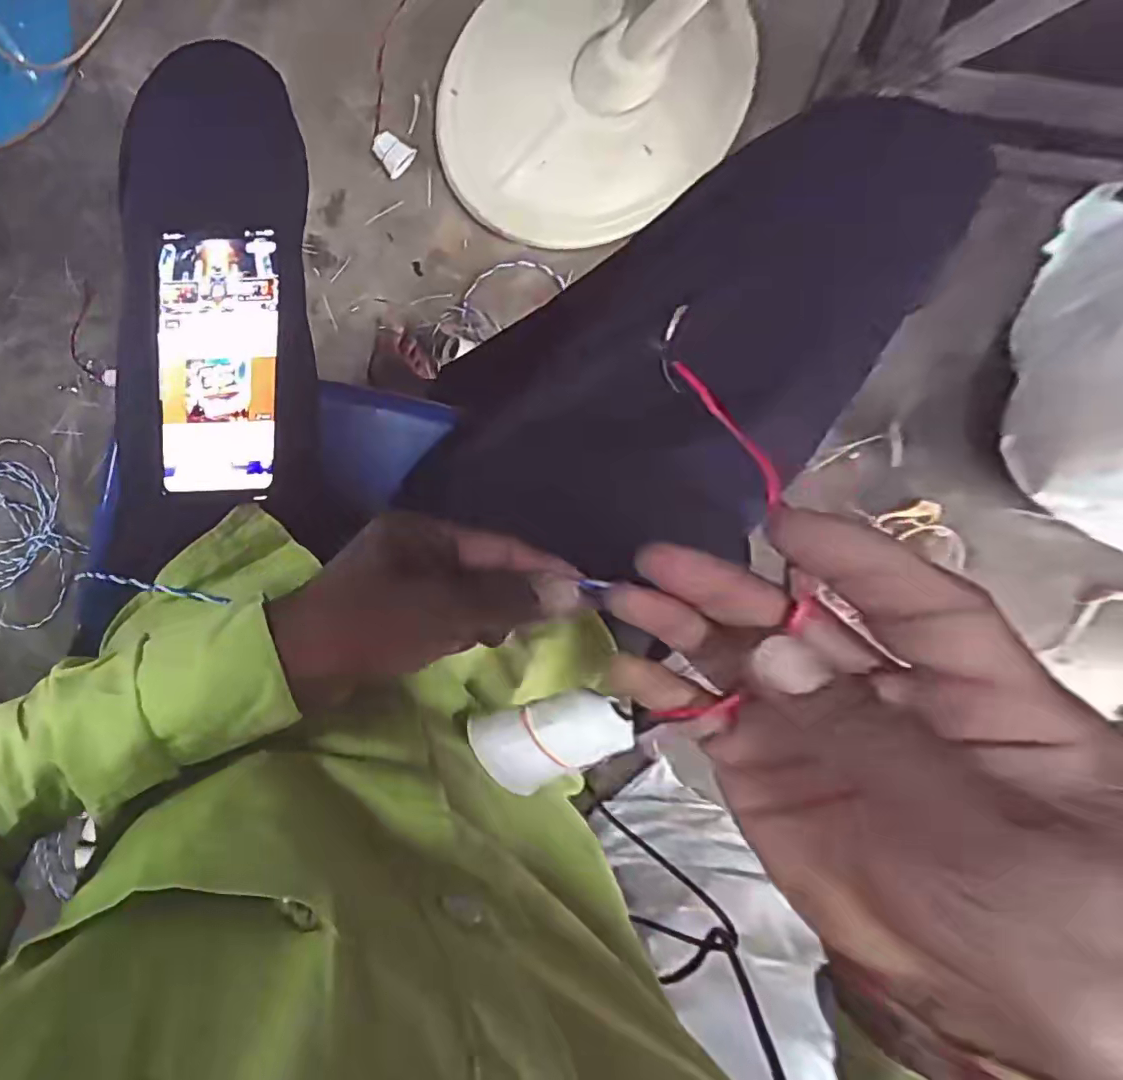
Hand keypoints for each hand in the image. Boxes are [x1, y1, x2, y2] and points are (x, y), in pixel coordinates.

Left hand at [266, 512, 582, 708]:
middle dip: (507, 598)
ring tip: (484, 641)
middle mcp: (408, 548)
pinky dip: (452, 630)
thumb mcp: (443, 609)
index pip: (497, 545)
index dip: (543, 568)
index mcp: (418, 532)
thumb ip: (505, 598)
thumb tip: (570, 591)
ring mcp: (395, 578)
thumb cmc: (371, 625)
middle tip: (539, 629)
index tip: (589, 593)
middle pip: (480, 569)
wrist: (300, 661)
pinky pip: (437, 614)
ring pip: (461, 596)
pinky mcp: (387, 609)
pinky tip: (452, 646)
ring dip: (479, 618)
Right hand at [607, 508, 1122, 1079]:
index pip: (917, 608)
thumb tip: (769, 654)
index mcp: (983, 699)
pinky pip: (701, 716)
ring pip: (736, 661)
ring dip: (679, 629)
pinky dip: (661, 692)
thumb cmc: (1051, 917)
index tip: (782, 522)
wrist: (991, 1011)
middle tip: (658, 561)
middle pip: (798, 626)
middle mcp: (884, 698)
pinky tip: (624, 673)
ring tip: (626, 601)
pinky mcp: (755, 763)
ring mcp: (809, 729)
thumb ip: (869, 732)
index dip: (853, 562)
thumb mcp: (986, 821)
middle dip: (728, 589)